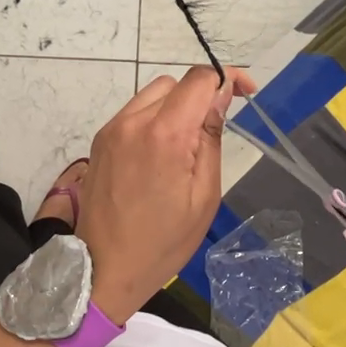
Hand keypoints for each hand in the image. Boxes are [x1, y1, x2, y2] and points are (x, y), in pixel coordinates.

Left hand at [80, 66, 253, 323]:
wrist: (105, 268)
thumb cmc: (164, 242)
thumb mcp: (204, 195)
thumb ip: (211, 137)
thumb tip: (219, 95)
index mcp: (164, 134)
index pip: (199, 80)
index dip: (227, 78)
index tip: (246, 93)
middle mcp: (132, 122)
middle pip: (174, 84)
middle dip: (199, 96)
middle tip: (214, 130)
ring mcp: (111, 130)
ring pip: (151, 95)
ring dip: (174, 107)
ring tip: (186, 146)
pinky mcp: (99, 141)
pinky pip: (132, 114)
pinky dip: (152, 120)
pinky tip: (161, 154)